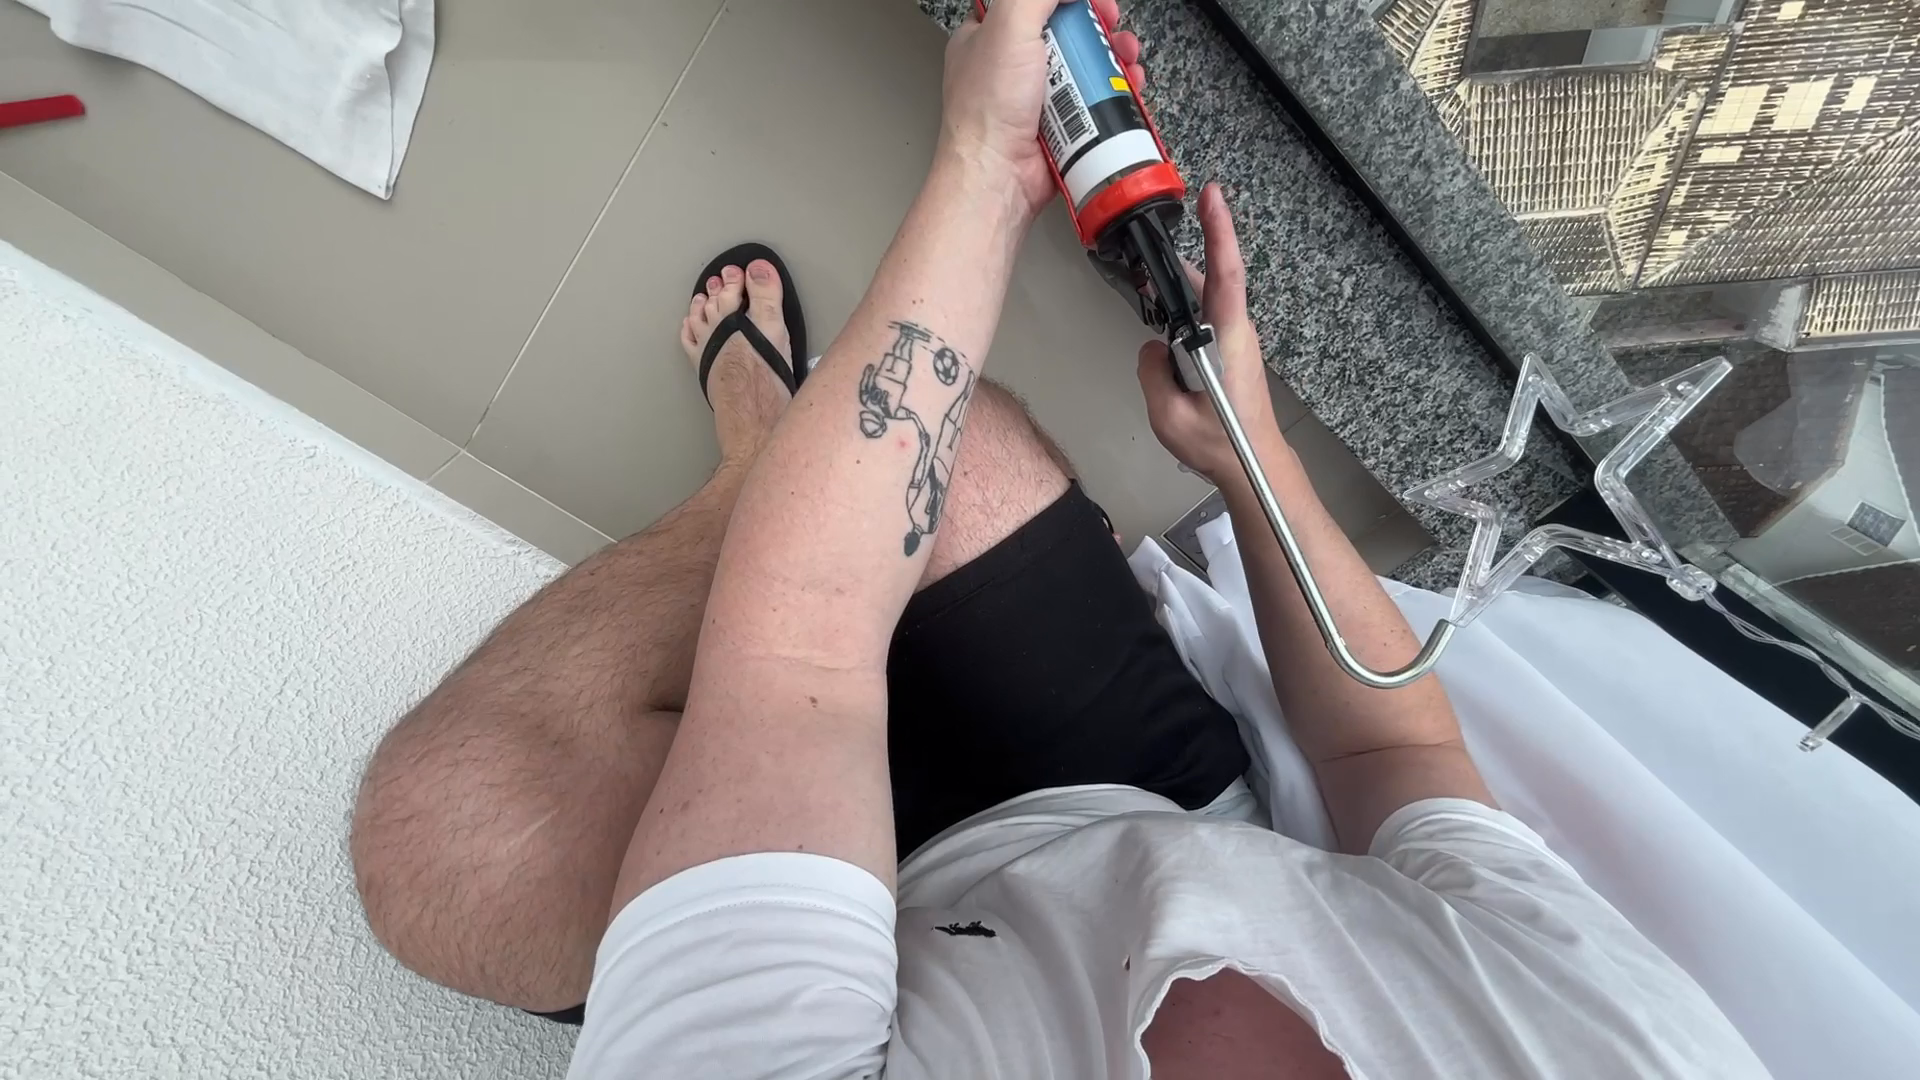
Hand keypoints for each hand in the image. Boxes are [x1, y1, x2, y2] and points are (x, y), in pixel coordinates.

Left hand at [938, 0, 1143, 227]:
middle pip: (1064, 32)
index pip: (1027, 3)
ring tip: (1126, 56)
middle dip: (1096, 25)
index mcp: (986, 38)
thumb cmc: (987, 112)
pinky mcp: (1058, 131)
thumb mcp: (1009, 24)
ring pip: (1083, 69)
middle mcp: (1009, 70)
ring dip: (1112, 58)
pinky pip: (1091, 106)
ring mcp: (1035, 103)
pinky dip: (1114, 95)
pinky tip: (1127, 88)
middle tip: (1111, 25)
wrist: (998, 178)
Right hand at [1136, 183, 1282, 484]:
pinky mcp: (1233, 356)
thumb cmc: (1218, 442)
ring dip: (1180, 295)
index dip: (1219, 230)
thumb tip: (1152, 348)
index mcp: (1226, 337)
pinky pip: (1207, 324)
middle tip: (1149, 253)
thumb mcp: (1169, 414)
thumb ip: (1153, 373)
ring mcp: (1238, 343)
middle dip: (1184, 262)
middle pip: (1213, 282)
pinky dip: (1185, 317)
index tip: (1211, 194)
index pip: (1226, 273)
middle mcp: (1237, 332)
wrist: (1254, 463)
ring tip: (1148, 293)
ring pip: (1208, 305)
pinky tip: (1164, 334)